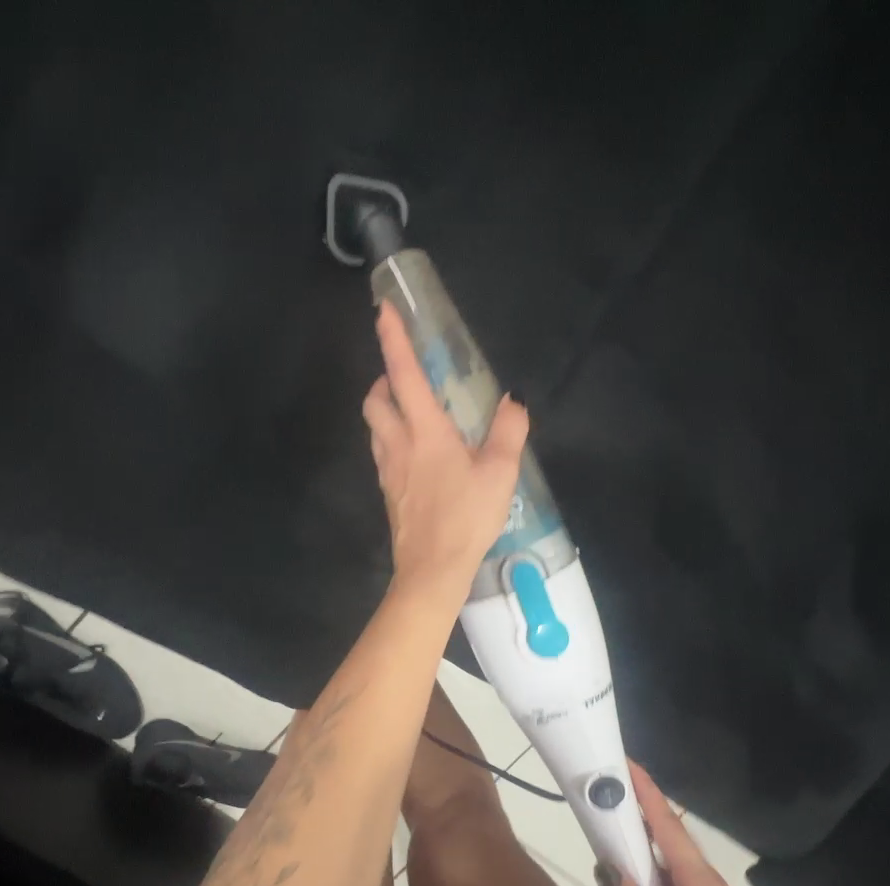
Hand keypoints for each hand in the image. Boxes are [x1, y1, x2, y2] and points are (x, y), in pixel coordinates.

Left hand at [362, 304, 528, 597]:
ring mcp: (389, 470)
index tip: (383, 310)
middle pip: (375, 399)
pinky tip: (417, 454)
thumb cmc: (466, 518)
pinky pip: (383, 452)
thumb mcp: (500, 473)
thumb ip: (508, 431)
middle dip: (384, 380)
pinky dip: (393, 439)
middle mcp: (398, 444)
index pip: (403, 374)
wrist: (432, 570)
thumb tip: (514, 401)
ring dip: (386, 409)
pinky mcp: (389, 493)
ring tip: (414, 412)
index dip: (393, 340)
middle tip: (407, 378)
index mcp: (424, 431)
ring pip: (375, 427)